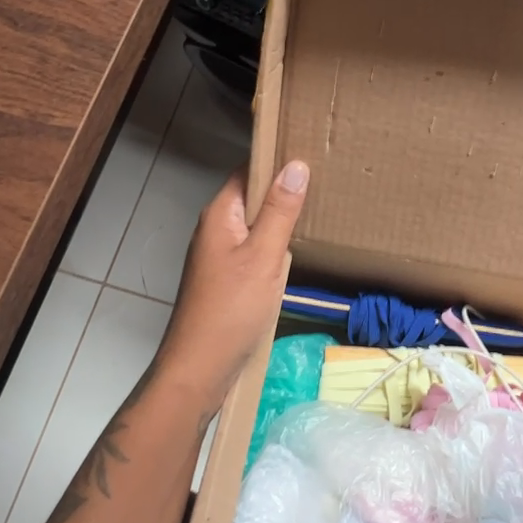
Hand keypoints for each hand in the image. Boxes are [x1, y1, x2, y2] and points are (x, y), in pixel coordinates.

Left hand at [156, 161, 309, 405]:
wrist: (199, 369)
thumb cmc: (231, 309)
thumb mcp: (264, 256)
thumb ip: (281, 211)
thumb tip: (296, 164)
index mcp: (221, 214)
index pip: (249, 171)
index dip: (276, 160)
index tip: (311, 153)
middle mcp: (215, 228)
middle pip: (252, 197)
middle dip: (282, 191)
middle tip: (324, 182)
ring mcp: (218, 255)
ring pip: (254, 226)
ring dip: (279, 221)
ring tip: (316, 211)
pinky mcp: (225, 278)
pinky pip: (253, 250)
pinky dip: (273, 247)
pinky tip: (294, 252)